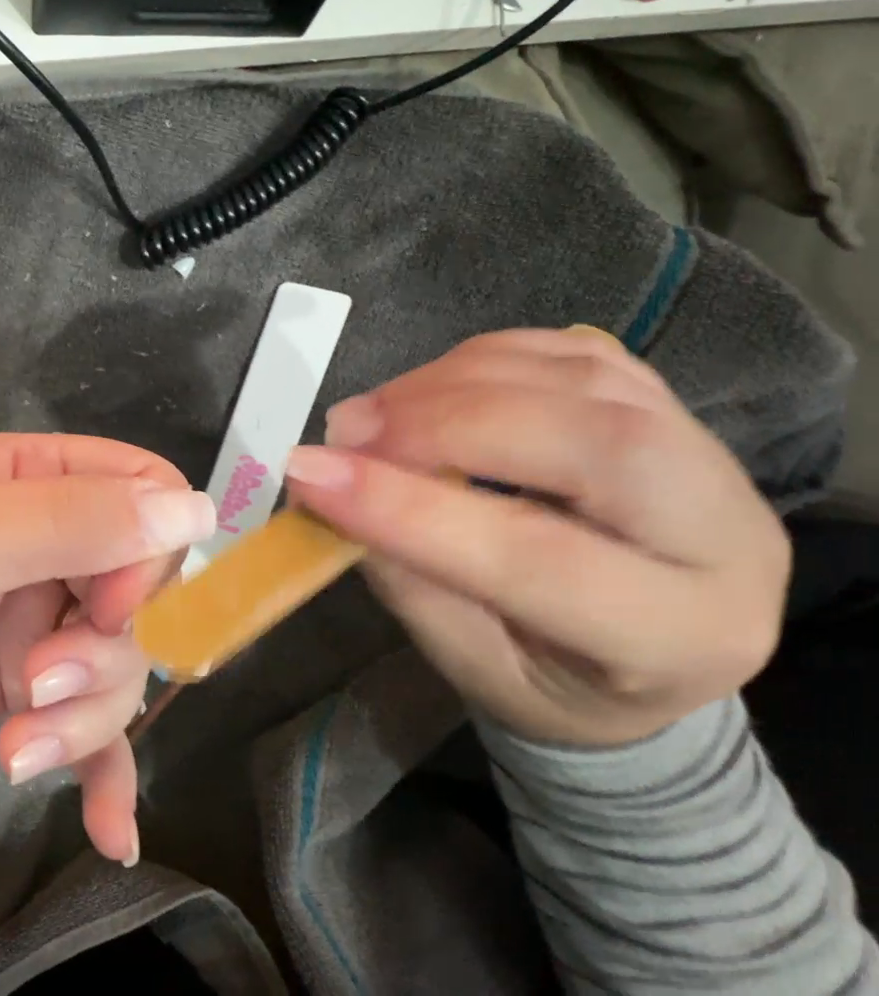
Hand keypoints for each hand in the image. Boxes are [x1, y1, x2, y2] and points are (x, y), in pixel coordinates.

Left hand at [0, 434, 213, 863]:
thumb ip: (72, 521)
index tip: (110, 607)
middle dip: (102, 652)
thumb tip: (198, 511)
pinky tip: (110, 832)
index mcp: (32, 479)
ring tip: (15, 743)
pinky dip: (104, 775)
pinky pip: (96, 728)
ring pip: (123, 668)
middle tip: (37, 681)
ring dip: (79, 715)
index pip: (145, 496)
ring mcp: (44, 621)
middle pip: (145, 592)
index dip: (148, 553)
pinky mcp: (33, 690)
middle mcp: (49, 545)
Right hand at [284, 327, 790, 747]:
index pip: (537, 556)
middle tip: (347, 432)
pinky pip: (576, 354)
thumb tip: (335, 496)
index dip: (409, 508)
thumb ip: (414, 586)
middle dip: (448, 424)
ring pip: (584, 380)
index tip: (308, 476)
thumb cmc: (552, 680)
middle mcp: (727, 535)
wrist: (649, 657)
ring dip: (451, 383)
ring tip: (366, 417)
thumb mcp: (475, 668)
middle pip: (596, 443)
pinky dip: (481, 360)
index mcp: (679, 633)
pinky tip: (422, 393)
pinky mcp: (674, 408)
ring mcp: (713, 457)